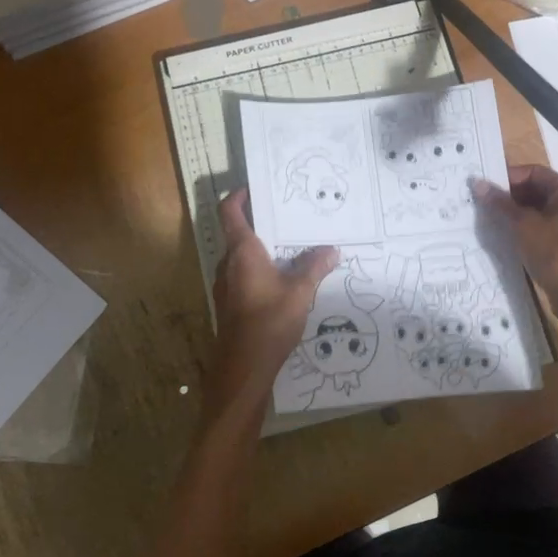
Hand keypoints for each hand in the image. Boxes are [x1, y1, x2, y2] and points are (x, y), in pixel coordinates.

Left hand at [205, 189, 337, 417]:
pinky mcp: (230, 303)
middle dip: (262, 224)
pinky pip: (245, 276)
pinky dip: (261, 271)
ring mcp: (226, 285)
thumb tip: (331, 249)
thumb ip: (314, 267)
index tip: (255, 188)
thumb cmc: (268, 322)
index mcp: (242, 252)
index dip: (238, 195)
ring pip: (243, 257)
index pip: (229, 211)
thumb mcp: (299, 293)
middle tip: (289, 218)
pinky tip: (285, 282)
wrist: (243, 368)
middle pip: (239, 233)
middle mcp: (229, 264)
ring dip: (264, 250)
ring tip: (293, 249)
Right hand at [474, 165, 557, 312]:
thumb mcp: (523, 225)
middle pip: (535, 190)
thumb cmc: (555, 253)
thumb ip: (499, 203)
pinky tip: (504, 238)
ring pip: (536, 211)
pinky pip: (540, 228)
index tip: (484, 188)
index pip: (534, 172)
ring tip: (488, 221)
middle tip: (481, 205)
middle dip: (508, 197)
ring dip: (513, 215)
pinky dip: (522, 230)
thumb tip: (477, 183)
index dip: (508, 177)